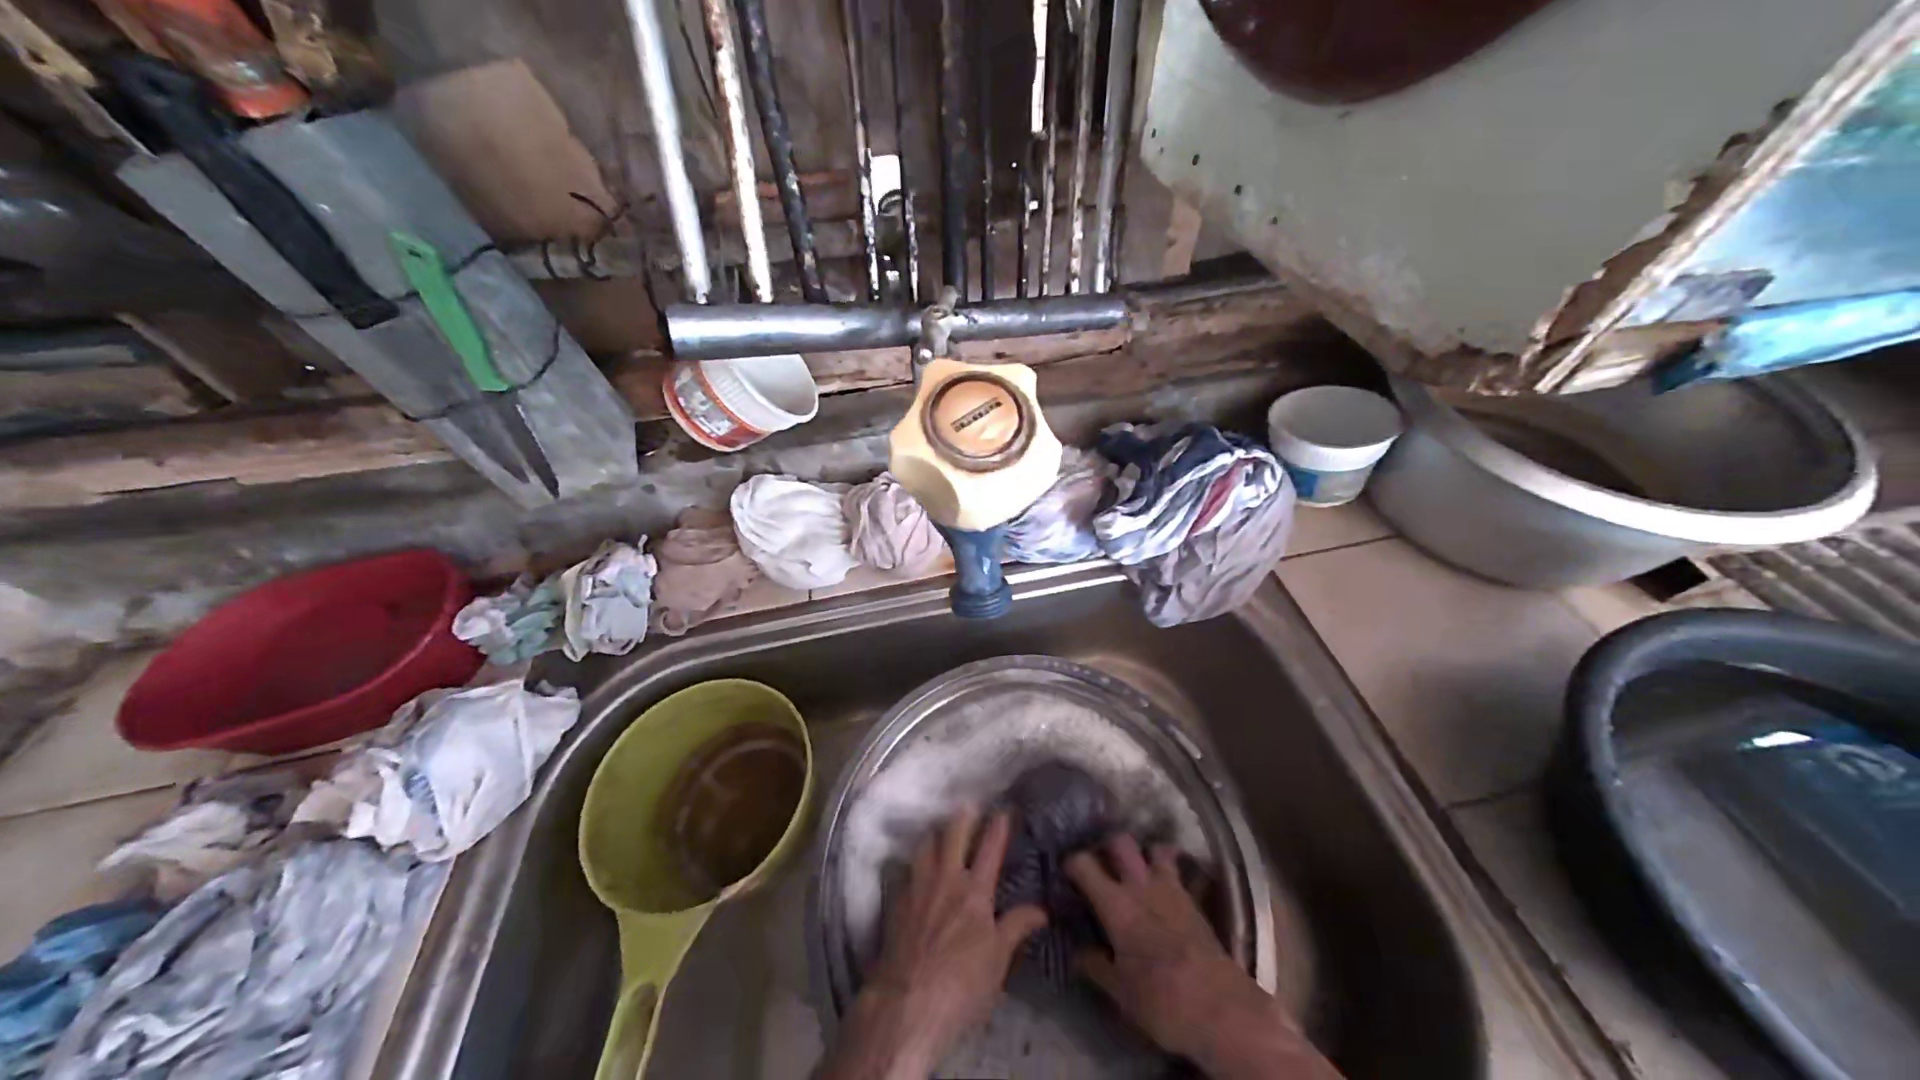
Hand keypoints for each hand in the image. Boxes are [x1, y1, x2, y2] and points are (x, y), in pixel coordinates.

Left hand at [819, 807, 1046, 1079]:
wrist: (906, 1003)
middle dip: (964, 817)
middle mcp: (945, 879)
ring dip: (935, 835)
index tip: (1004, 810)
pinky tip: (915, 868)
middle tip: (969, 805)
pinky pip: (906, 870)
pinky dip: (914, 862)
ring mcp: (916, 887)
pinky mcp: (895, 902)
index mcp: (975, 892)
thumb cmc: (961, 986)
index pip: (991, 849)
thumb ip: (1017, 928)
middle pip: (953, 835)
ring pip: (925, 846)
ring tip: (940, 831)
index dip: (999, 827)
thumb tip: (1041, 909)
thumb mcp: (998, 961)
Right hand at [1067, 835, 1339, 1079]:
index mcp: (1116, 905)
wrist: (1224, 1010)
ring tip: (1135, 870)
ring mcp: (1172, 890)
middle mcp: (1141, 887)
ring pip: (1154, 848)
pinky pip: (1177, 871)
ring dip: (1143, 853)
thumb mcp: (1120, 992)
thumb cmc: (1162, 1002)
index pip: (1084, 863)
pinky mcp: (1194, 902)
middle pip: (1120, 842)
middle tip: (1101, 865)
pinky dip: (1167, 870)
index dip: (1071, 863)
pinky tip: (1162, 889)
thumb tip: (1078, 952)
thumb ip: (1095, 966)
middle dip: (1107, 846)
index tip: (1066, 874)